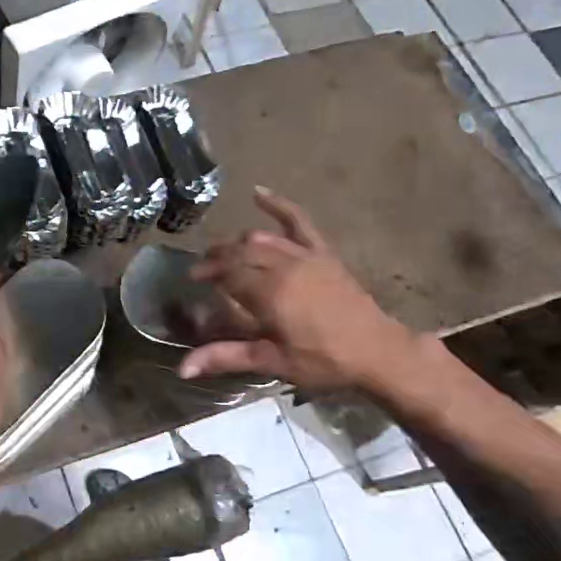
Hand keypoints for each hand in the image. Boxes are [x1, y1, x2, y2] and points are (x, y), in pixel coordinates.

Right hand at [180, 187, 425, 390]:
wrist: (377, 351)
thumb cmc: (323, 360)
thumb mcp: (273, 361)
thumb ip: (226, 356)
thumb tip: (182, 368)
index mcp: (270, 293)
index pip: (228, 272)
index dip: (208, 272)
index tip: (193, 278)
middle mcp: (285, 266)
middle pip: (240, 252)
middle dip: (217, 257)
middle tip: (203, 268)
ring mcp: (305, 255)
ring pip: (261, 238)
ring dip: (238, 242)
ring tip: (224, 252)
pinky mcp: (323, 253)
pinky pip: (299, 221)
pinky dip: (278, 205)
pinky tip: (259, 193)